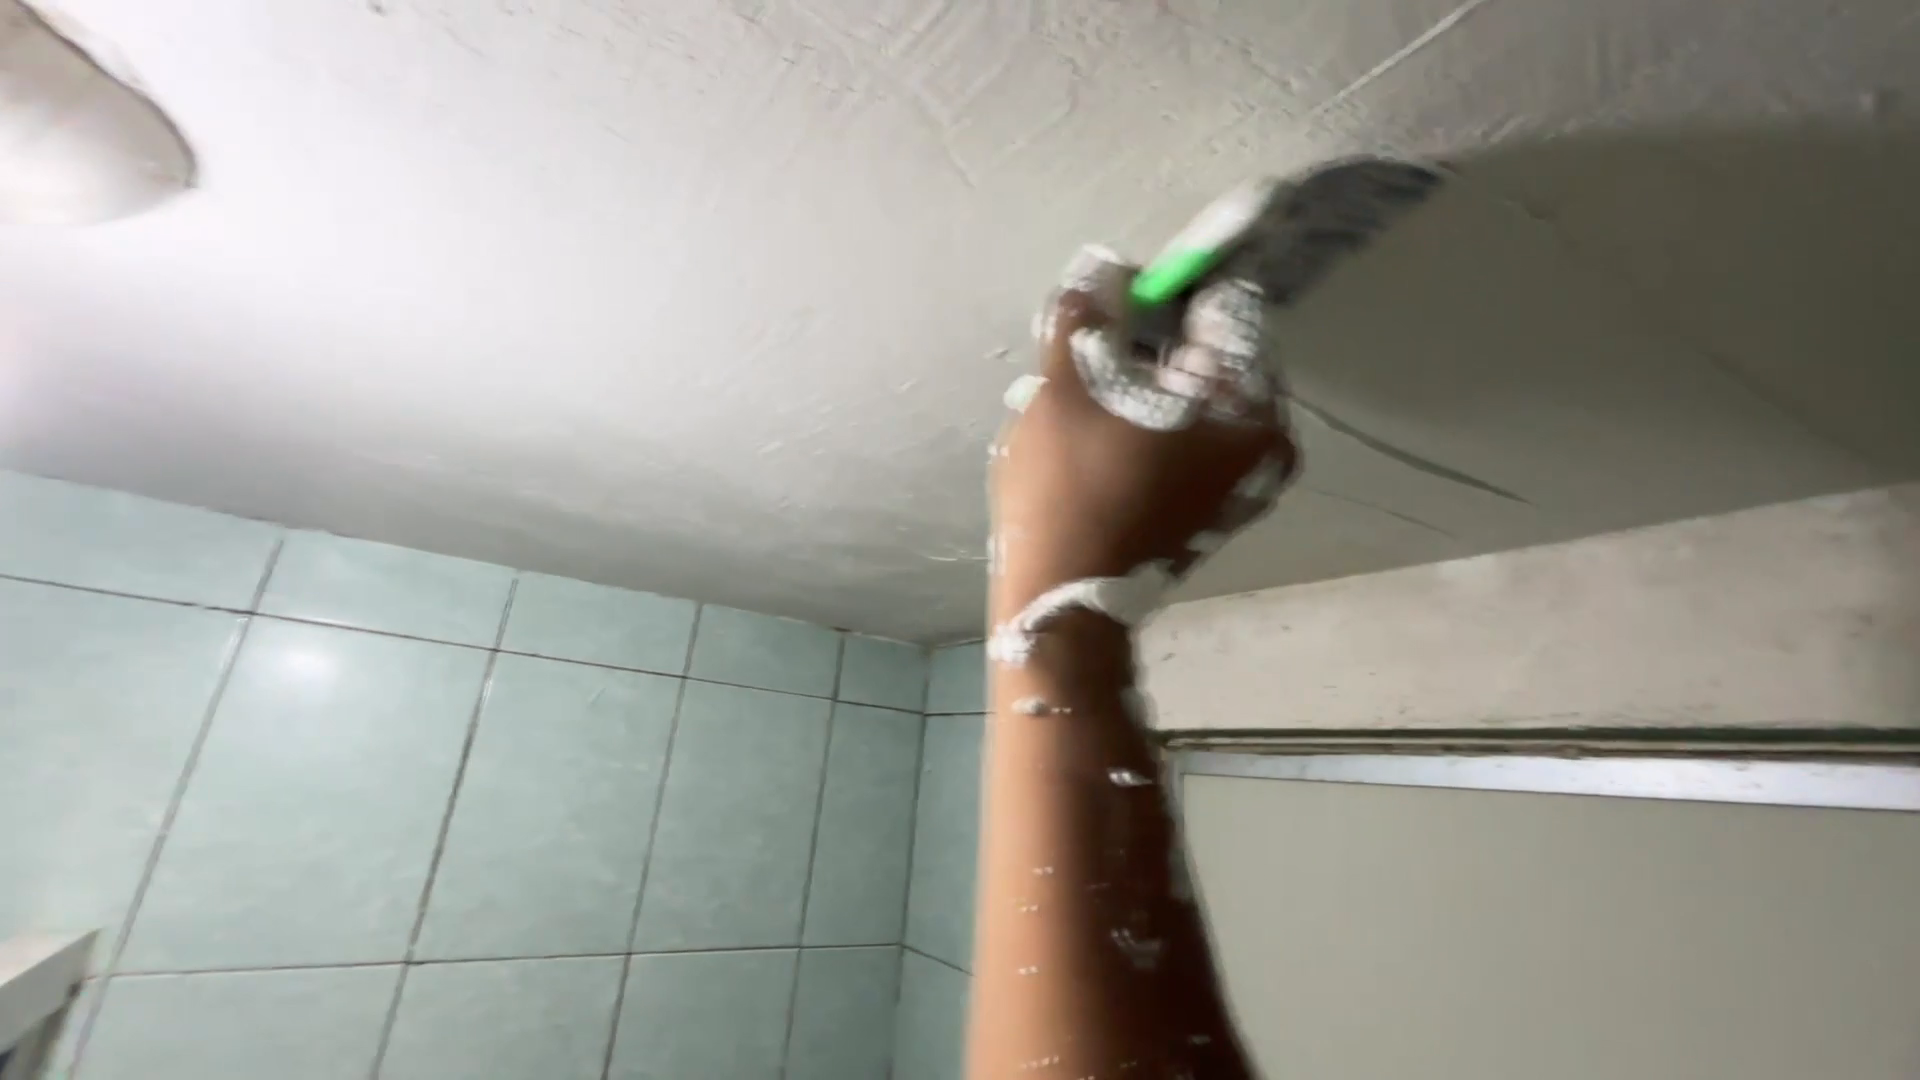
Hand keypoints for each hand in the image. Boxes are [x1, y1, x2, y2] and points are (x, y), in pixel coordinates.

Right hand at [989, 245, 1300, 625]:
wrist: (1061, 598)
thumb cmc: (1068, 490)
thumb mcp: (1067, 387)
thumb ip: (1085, 316)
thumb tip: (1099, 268)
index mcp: (1249, 410)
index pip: (1228, 310)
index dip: (1169, 292)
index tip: (1118, 301)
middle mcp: (1263, 446)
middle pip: (1211, 358)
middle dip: (1150, 345)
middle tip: (1094, 357)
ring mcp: (1239, 483)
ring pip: (1193, 401)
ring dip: (1144, 386)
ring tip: (1088, 401)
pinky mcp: (1210, 507)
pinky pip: (1187, 439)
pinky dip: (1151, 425)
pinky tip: (1102, 438)